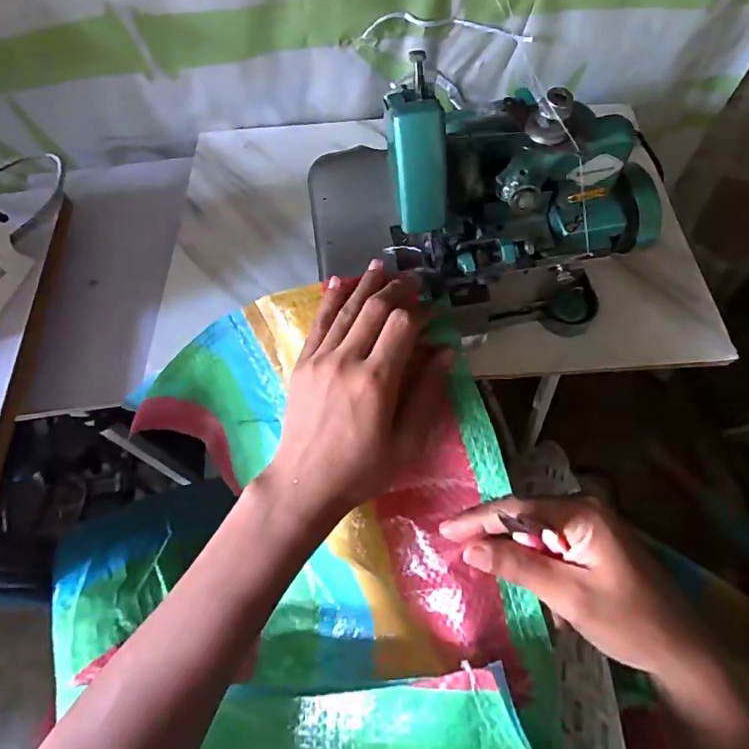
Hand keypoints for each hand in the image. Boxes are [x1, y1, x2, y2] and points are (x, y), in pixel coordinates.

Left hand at [262, 260, 455, 520]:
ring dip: (366, 284)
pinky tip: (340, 279)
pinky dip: (331, 298)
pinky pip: (319, 321)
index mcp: (376, 381)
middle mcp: (347, 360)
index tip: (434, 308)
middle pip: (375, 309)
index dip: (421, 310)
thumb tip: (445, 351)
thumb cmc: (362, 469)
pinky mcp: (303, 361)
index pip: (402, 325)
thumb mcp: (406, 442)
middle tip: (414, 279)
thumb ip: (426, 393)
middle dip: (397, 289)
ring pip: (347, 308)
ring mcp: (320, 358)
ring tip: (382, 265)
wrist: (304, 484)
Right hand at [439, 496, 718, 675]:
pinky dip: (536, 558)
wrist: (682, 649)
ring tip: (480, 557)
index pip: (517, 508)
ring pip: (538, 529)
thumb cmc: (628, 621)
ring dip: (514, 547)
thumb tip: (470, 547)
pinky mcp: (596, 541)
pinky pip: (554, 542)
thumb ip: (519, 566)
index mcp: (581, 512)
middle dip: (491, 529)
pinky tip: (526, 575)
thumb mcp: (568, 596)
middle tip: (454, 542)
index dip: (478, 518)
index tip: (444, 529)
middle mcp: (586, 507)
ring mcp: (593, 523)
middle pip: (526, 513)